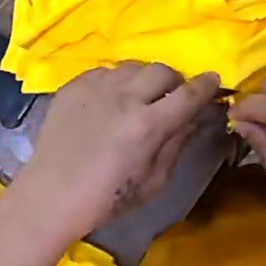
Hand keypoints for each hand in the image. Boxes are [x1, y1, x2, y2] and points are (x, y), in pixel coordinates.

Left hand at [4, 63, 222, 246]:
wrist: (52, 194)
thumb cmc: (107, 198)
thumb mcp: (153, 181)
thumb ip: (175, 144)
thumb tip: (190, 119)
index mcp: (148, 125)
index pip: (188, 94)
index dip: (205, 85)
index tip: (213, 80)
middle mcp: (124, 97)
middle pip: (162, 71)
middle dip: (174, 81)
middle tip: (172, 96)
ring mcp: (96, 87)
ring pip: (132, 67)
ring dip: (143, 79)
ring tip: (138, 97)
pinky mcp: (73, 86)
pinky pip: (104, 71)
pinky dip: (115, 81)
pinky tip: (110, 100)